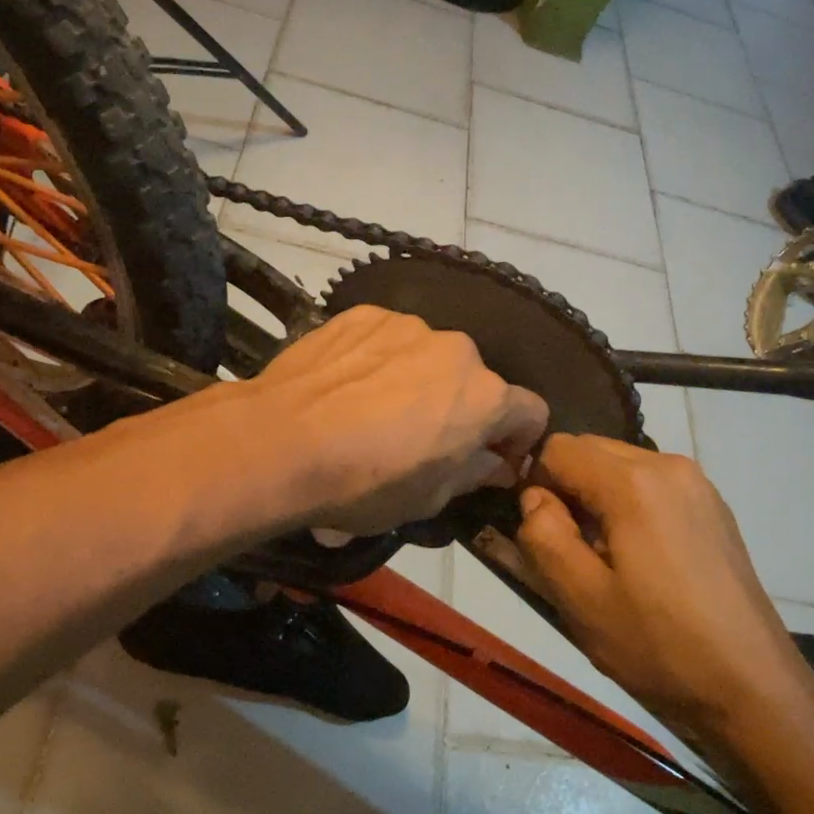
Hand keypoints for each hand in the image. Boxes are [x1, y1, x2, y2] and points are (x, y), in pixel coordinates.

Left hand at [250, 306, 549, 534]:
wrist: (282, 440)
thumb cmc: (365, 482)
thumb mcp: (430, 499)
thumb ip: (475, 473)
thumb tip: (497, 463)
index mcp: (486, 396)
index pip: (531, 411)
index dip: (519, 439)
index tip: (493, 458)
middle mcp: (457, 349)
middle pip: (475, 380)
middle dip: (461, 407)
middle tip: (423, 438)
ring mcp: (408, 325)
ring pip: (429, 355)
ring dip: (419, 379)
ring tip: (374, 409)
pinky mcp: (364, 314)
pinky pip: (387, 339)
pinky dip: (380, 359)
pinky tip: (348, 386)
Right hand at [506, 435, 800, 726]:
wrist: (754, 688)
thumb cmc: (660, 646)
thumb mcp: (581, 600)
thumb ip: (543, 536)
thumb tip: (534, 498)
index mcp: (633, 481)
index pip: (557, 449)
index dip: (536, 487)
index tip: (545, 538)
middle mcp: (668, 465)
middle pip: (591, 450)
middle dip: (569, 490)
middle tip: (574, 554)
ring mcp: (698, 484)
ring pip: (622, 466)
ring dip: (600, 499)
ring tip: (609, 562)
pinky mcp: (714, 507)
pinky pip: (653, 485)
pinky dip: (633, 507)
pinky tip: (645, 562)